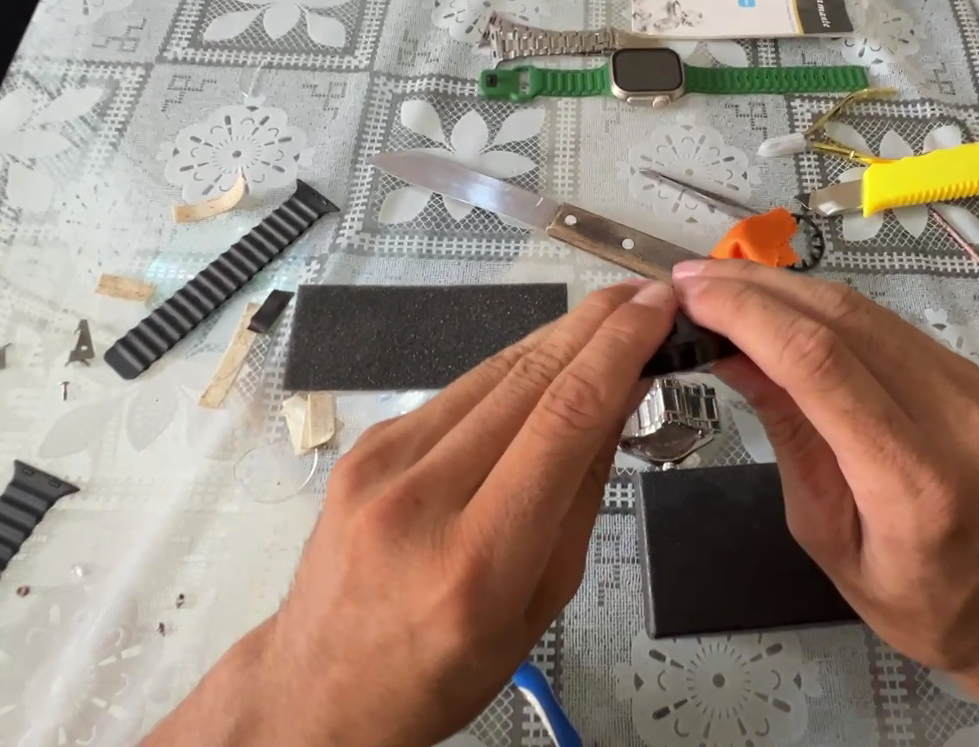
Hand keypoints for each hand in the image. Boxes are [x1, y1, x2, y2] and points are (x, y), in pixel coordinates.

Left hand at [145, 282, 677, 746]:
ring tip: (608, 313)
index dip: (619, 350)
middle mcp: (423, 494)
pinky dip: (514, 367)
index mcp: (480, 555)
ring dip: (559, 335)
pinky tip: (547, 357)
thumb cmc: (448, 664)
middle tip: (643, 293)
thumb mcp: (542, 602)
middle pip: (529, 378)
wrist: (321, 686)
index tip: (656, 310)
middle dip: (596, 324)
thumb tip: (618, 400)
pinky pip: (460, 390)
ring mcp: (384, 460)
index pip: (565, 419)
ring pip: (494, 372)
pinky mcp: (368, 443)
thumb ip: (581, 495)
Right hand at [670, 258, 978, 674]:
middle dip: (755, 287)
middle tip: (691, 278)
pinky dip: (817, 305)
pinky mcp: (972, 370)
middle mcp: (957, 416)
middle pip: (840, 319)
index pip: (820, 364)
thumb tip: (730, 353)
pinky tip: (774, 302)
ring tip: (719, 282)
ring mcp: (973, 385)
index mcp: (916, 480)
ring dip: (782, 286)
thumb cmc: (913, 597)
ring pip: (860, 308)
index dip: (748, 316)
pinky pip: (881, 322)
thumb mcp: (825, 533)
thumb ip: (787, 434)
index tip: (690, 295)